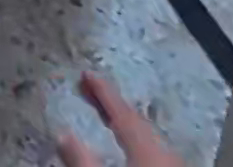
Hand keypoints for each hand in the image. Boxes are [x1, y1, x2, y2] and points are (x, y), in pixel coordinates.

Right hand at [55, 72, 184, 166]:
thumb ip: (81, 161)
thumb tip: (63, 133)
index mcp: (149, 154)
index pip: (124, 116)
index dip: (104, 93)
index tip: (87, 74)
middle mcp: (169, 161)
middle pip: (142, 127)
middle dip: (117, 108)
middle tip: (93, 91)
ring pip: (156, 145)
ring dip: (132, 129)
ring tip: (111, 120)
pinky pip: (163, 159)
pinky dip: (145, 148)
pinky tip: (137, 155)